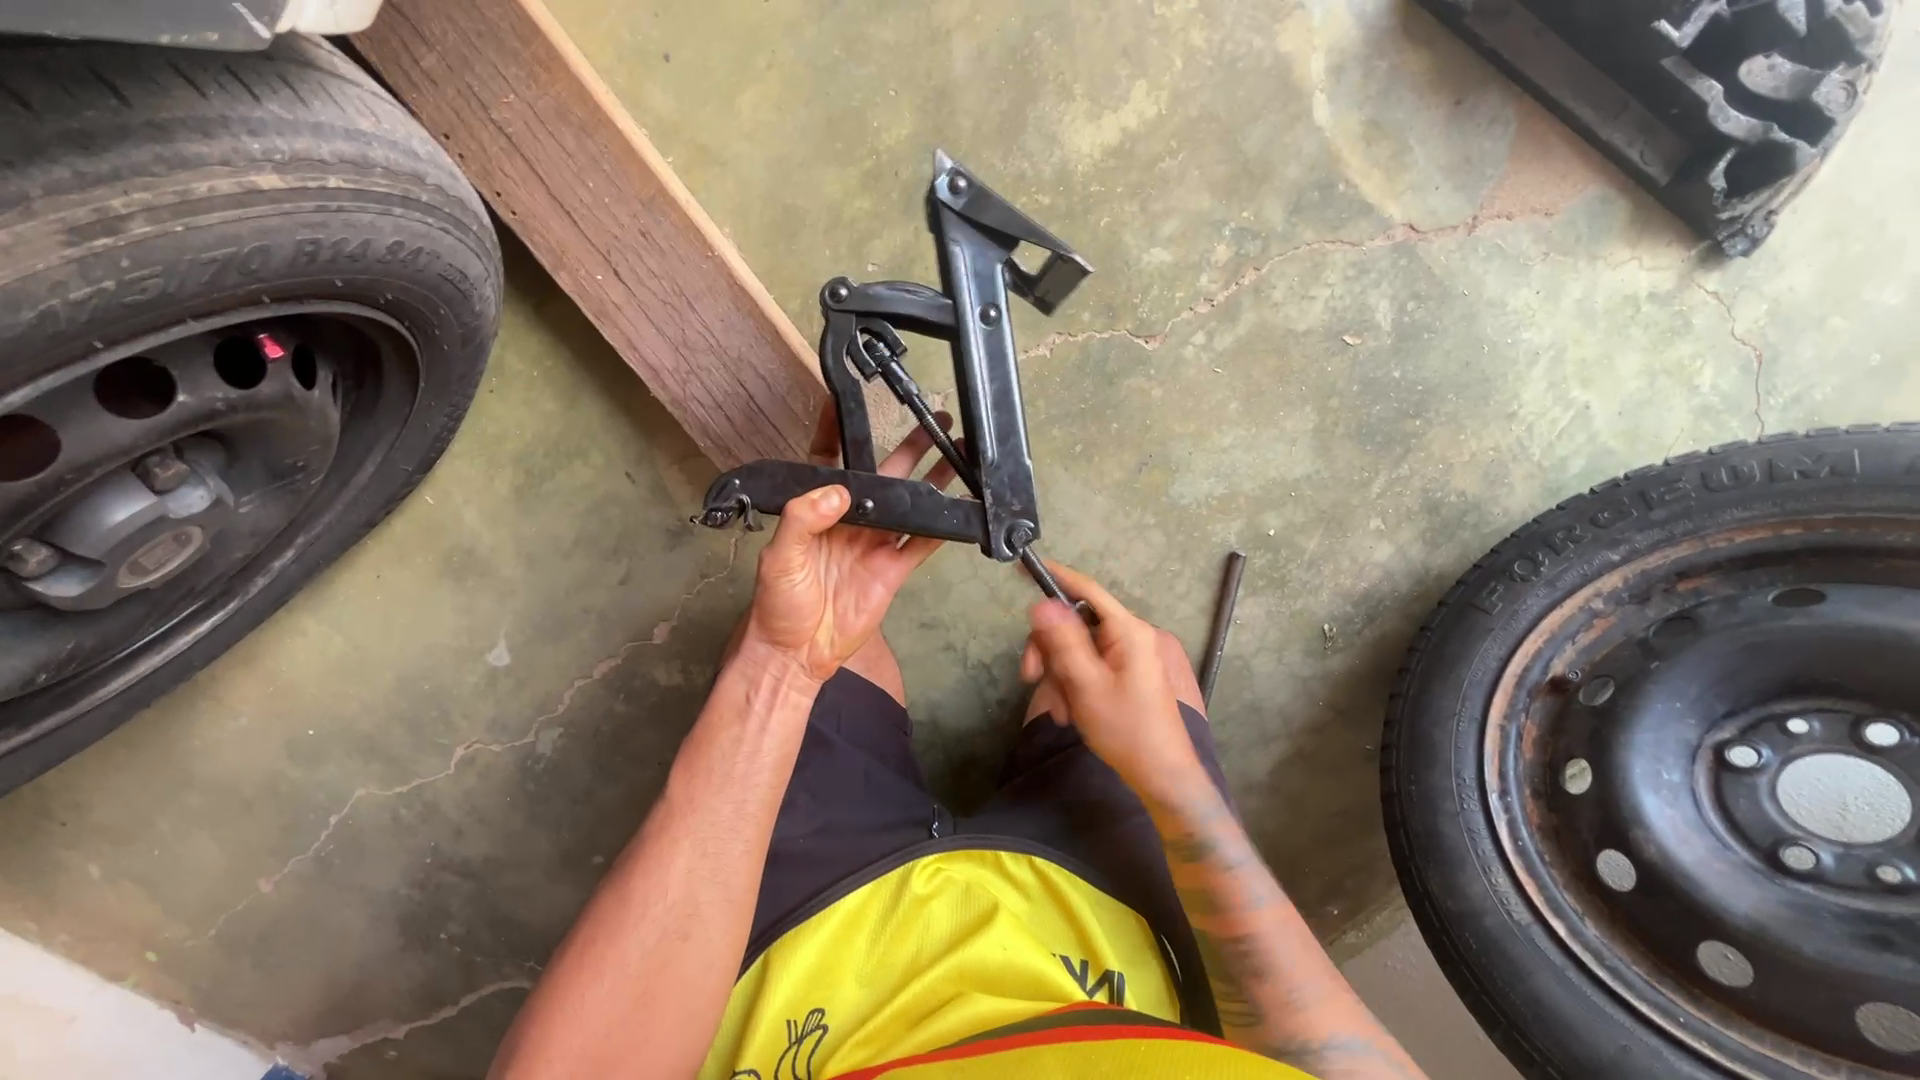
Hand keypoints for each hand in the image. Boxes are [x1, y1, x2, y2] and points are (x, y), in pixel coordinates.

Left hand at [742, 404, 959, 682]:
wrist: (798, 653)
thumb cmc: (779, 604)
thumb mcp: (780, 558)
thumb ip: (803, 520)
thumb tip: (838, 491)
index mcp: (817, 508)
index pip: (829, 458)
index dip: (838, 428)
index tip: (850, 398)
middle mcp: (850, 519)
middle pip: (884, 474)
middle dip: (910, 447)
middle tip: (936, 422)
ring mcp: (875, 542)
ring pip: (910, 503)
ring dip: (934, 479)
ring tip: (959, 453)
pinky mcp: (893, 568)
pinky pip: (921, 543)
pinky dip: (941, 526)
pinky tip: (962, 506)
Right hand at [1020, 562, 1208, 800]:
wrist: (1160, 774)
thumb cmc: (1126, 728)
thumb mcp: (1087, 684)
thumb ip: (1063, 641)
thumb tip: (1041, 603)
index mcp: (1127, 631)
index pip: (1087, 590)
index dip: (1056, 577)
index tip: (1026, 567)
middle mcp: (1128, 636)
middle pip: (1074, 624)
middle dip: (1050, 652)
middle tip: (1031, 679)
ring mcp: (1126, 657)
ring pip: (1075, 650)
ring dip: (1059, 677)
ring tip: (1061, 711)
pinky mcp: (1122, 675)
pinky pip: (1087, 667)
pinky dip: (1072, 686)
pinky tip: (1070, 713)